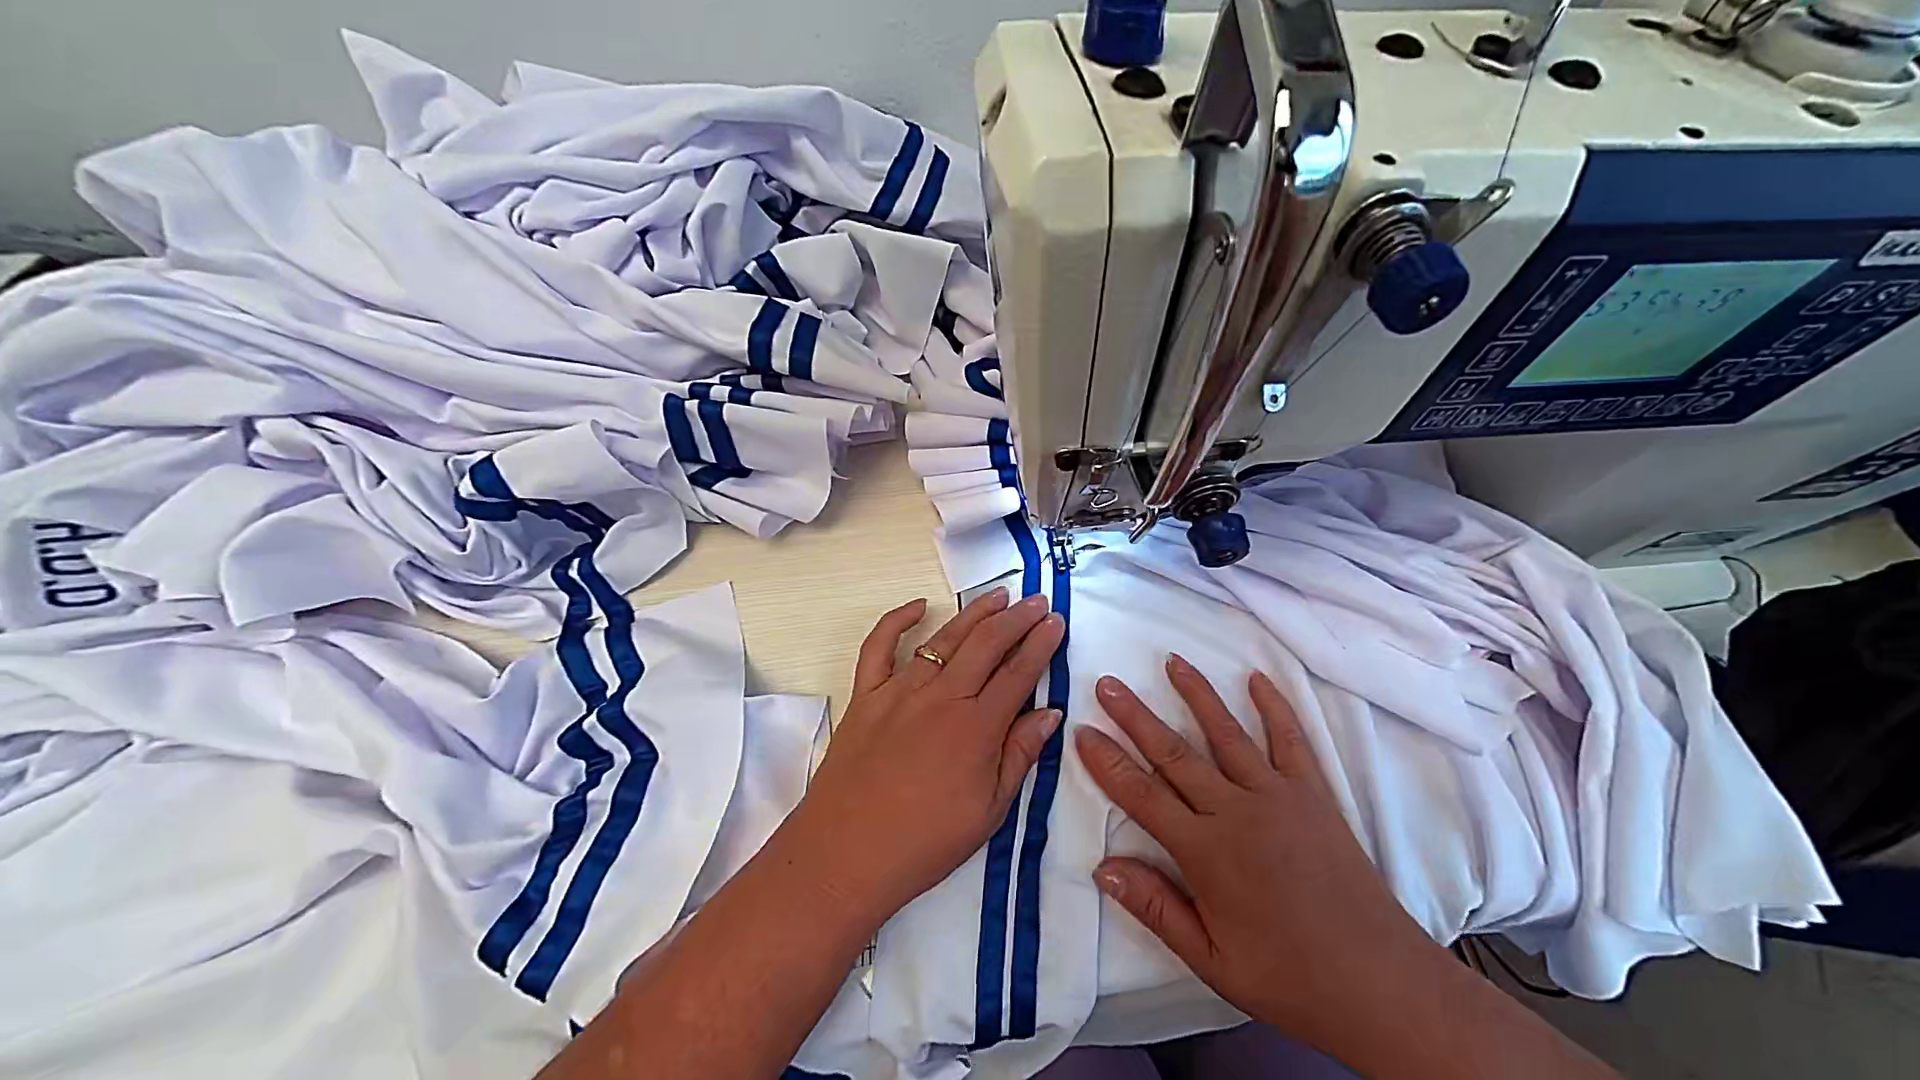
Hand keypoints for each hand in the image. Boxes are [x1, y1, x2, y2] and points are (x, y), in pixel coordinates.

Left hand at [785, 588, 1064, 921]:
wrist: (846, 853)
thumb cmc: (924, 842)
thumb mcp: (988, 811)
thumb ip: (1019, 755)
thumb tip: (1049, 713)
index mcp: (975, 728)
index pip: (1018, 674)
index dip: (1041, 645)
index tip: (1055, 622)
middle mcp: (940, 698)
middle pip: (986, 645)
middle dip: (1016, 618)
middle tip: (1036, 601)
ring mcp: (899, 691)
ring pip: (944, 639)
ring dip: (974, 613)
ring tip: (998, 596)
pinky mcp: (865, 695)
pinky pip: (879, 646)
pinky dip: (897, 620)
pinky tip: (918, 606)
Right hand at [1074, 657, 1445, 1045]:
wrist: (1382, 984)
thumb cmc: (1289, 978)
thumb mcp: (1211, 959)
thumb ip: (1155, 908)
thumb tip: (1102, 867)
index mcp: (1206, 852)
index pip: (1142, 795)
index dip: (1108, 762)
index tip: (1083, 731)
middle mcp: (1237, 812)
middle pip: (1174, 753)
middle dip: (1135, 716)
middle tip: (1107, 683)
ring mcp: (1279, 796)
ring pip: (1226, 734)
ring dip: (1196, 694)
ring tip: (1172, 661)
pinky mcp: (1314, 794)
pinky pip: (1290, 741)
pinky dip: (1274, 707)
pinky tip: (1257, 679)